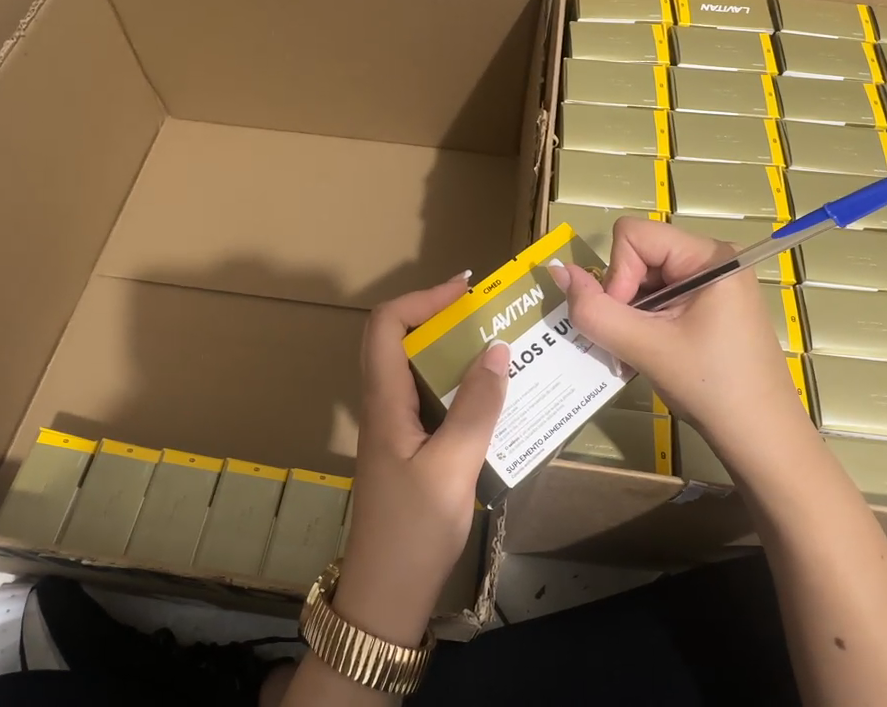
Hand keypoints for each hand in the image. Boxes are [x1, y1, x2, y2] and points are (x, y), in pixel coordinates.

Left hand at [338, 275, 509, 645]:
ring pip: (420, 374)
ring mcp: (396, 431)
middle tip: (491, 316)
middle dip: (443, 320)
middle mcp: (385, 407)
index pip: (386, 325)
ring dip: (455, 355)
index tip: (466, 289)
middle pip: (401, 342)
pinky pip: (433, 404)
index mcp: (384, 401)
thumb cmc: (414, 530)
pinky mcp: (410, 453)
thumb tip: (495, 349)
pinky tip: (496, 404)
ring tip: (502, 352)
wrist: (385, 597)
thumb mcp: (452, 467)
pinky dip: (461, 391)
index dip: (422, 298)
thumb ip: (476, 408)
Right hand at [554, 218, 801, 446]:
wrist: (762, 439)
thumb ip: (595, 309)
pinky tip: (651, 352)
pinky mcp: (709, 305)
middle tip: (631, 340)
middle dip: (623, 296)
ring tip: (641, 351)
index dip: (617, 274)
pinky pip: (659, 297)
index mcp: (708, 255)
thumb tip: (557, 270)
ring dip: (631, 314)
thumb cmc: (711, 387)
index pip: (633, 236)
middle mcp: (712, 259)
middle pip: (638, 254)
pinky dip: (644, 322)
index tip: (628, 320)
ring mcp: (712, 283)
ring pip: (644, 278)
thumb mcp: (645, 347)